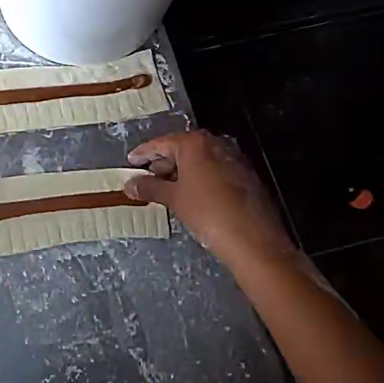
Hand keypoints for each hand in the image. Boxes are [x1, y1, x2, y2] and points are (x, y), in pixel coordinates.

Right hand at [124, 131, 294, 269]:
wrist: (252, 239)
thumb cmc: (208, 213)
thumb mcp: (174, 199)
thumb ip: (150, 188)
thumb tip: (130, 184)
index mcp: (195, 143)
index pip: (162, 143)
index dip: (144, 153)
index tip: (131, 160)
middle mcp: (216, 143)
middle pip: (182, 148)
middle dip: (163, 162)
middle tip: (146, 177)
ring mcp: (233, 157)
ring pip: (199, 159)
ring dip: (181, 171)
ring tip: (165, 189)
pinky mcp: (244, 173)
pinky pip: (214, 169)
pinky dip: (199, 177)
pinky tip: (191, 194)